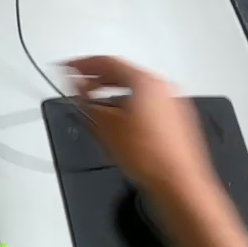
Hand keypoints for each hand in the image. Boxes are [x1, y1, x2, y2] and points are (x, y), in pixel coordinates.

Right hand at [63, 57, 216, 194]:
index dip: (82, 65)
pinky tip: (116, 119)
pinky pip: (146, 103)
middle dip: (96, 79)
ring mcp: (173, 103)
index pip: (107, 62)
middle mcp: (163, 88)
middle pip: (122, 73)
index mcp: (146, 82)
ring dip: (111, 92)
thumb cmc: (149, 157)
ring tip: (93, 104)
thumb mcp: (105, 125)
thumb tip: (77, 86)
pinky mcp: (176, 120)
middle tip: (77, 85)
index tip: (68, 68)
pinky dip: (127, 104)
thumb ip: (86, 100)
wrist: (179, 184)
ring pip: (135, 89)